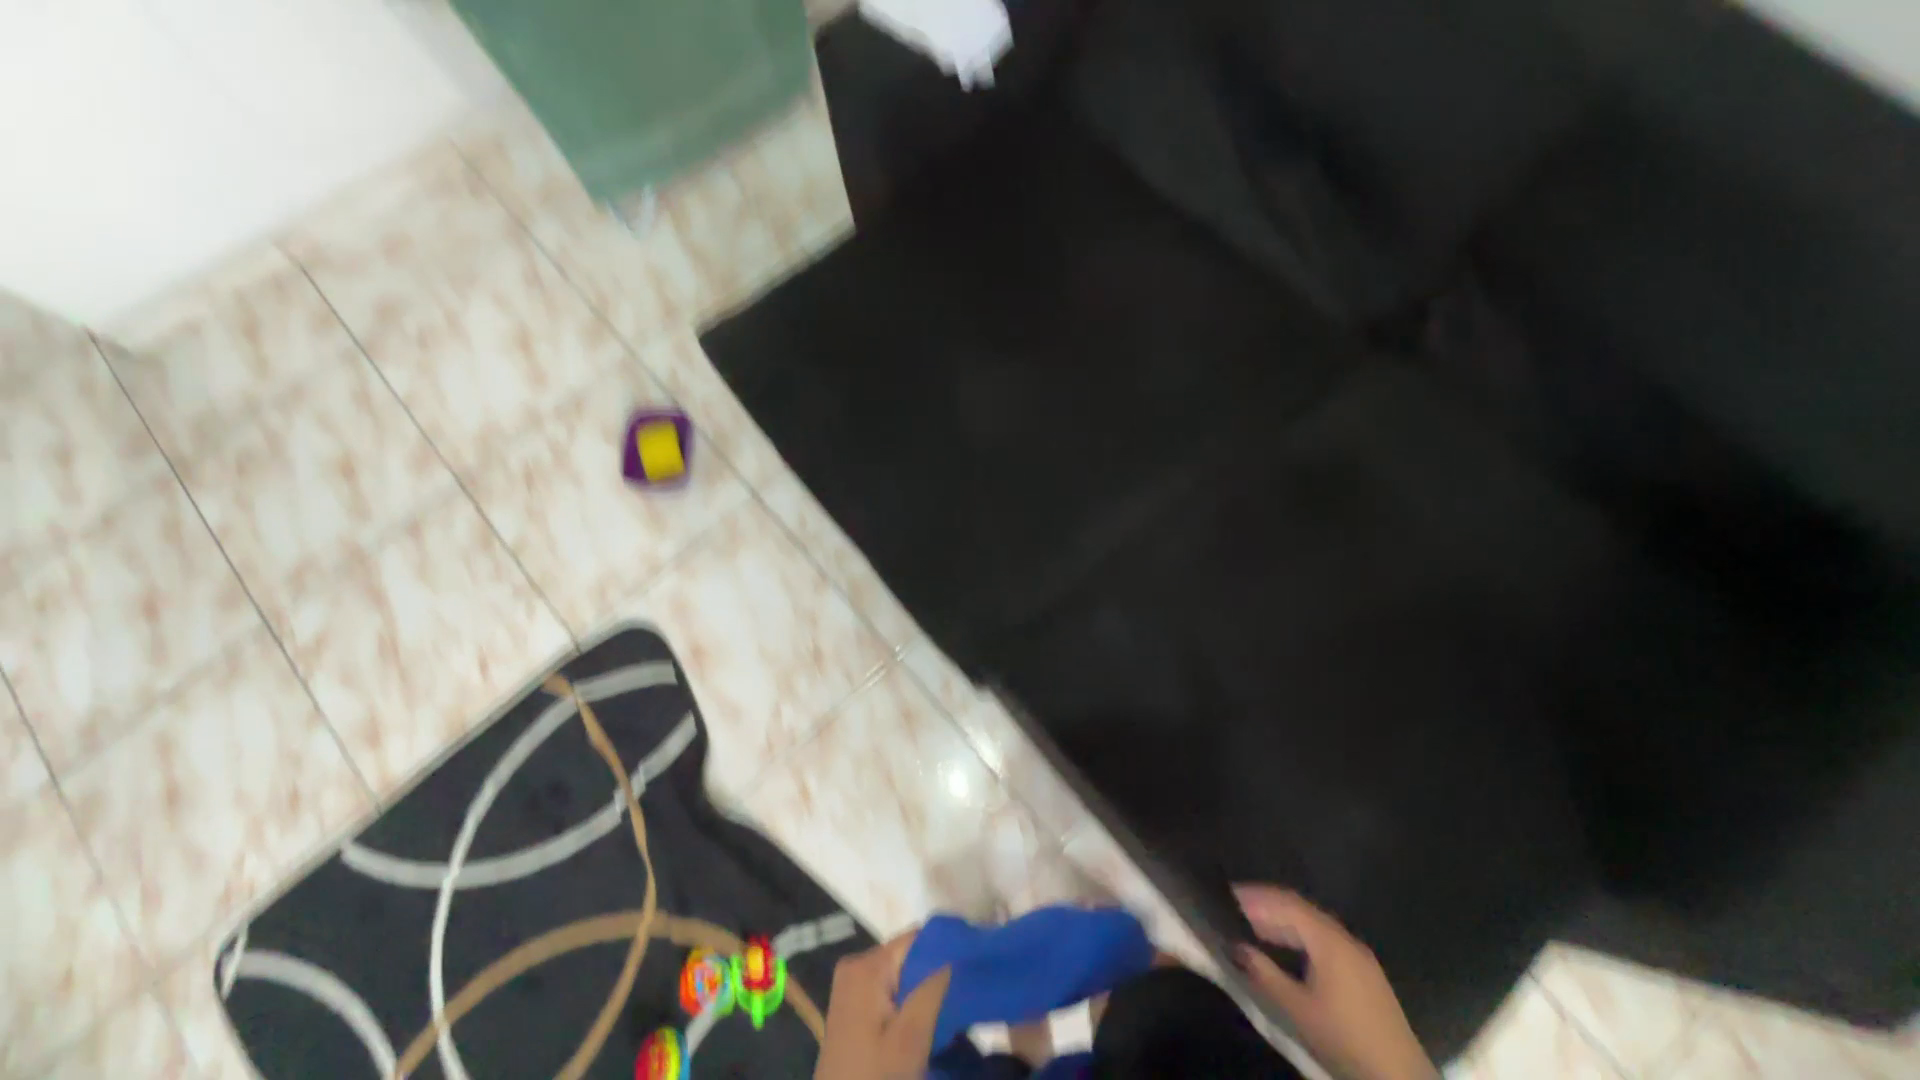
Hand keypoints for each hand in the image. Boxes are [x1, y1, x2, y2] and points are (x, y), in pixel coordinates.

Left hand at [814, 935, 951, 1078]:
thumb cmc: (876, 1074)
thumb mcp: (910, 1037)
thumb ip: (932, 990)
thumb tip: (952, 954)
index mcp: (868, 966)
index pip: (916, 938)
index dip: (946, 949)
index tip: (971, 966)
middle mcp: (856, 964)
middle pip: (908, 954)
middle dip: (934, 972)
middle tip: (960, 995)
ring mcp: (851, 983)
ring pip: (900, 971)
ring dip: (922, 988)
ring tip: (946, 1007)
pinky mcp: (852, 1001)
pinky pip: (888, 986)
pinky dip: (907, 998)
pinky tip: (922, 1018)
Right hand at [1233, 885, 1436, 1079]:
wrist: (1398, 1075)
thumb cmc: (1343, 1037)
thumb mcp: (1297, 1009)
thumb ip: (1265, 974)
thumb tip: (1237, 948)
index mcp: (1330, 942)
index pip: (1288, 904)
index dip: (1258, 896)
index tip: (1230, 894)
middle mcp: (1347, 941)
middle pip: (1303, 912)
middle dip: (1270, 908)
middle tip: (1237, 911)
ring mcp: (1360, 958)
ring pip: (1316, 928)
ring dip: (1286, 924)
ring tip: (1255, 929)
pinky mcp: (1365, 975)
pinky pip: (1327, 942)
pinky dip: (1302, 939)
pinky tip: (1288, 952)